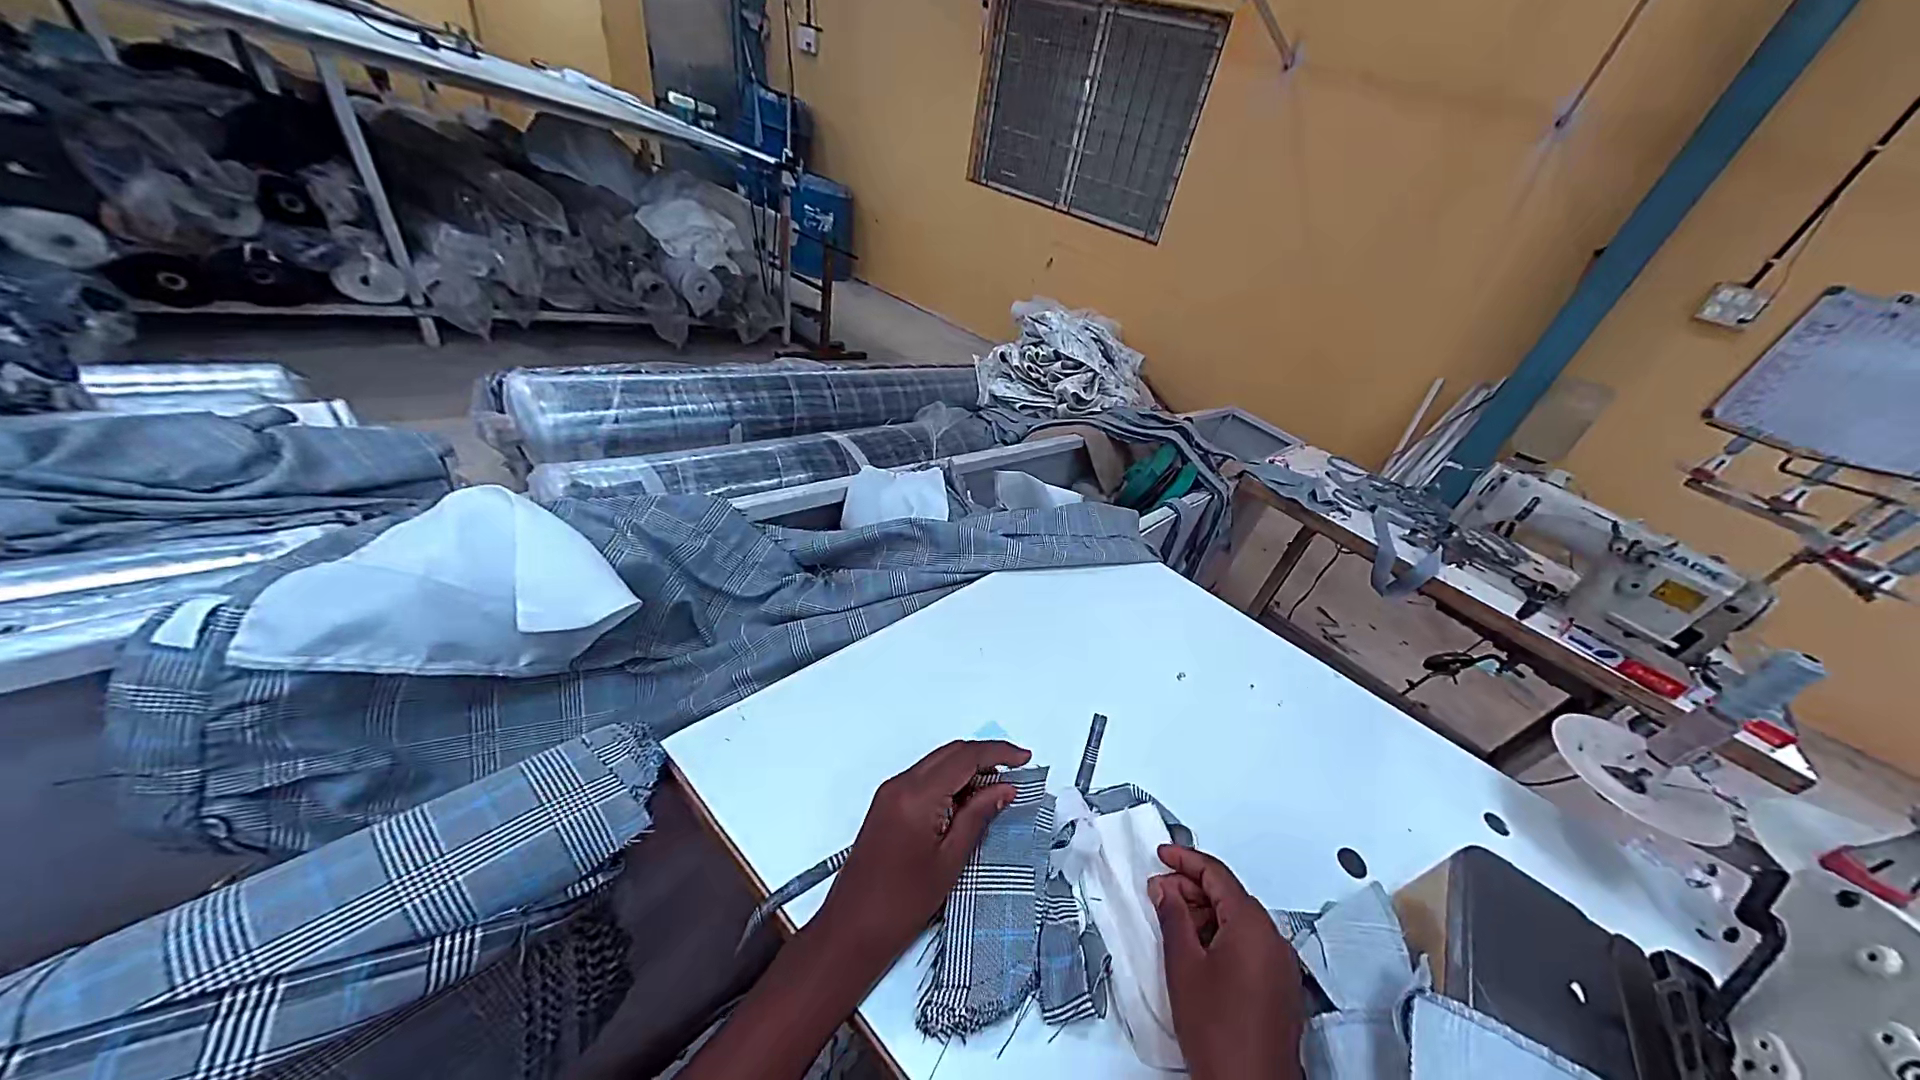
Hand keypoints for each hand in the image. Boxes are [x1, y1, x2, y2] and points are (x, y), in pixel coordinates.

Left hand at [812, 739, 1031, 968]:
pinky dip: (949, 781)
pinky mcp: (885, 804)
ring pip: (937, 763)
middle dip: (985, 756)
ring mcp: (889, 792)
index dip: (998, 752)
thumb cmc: (901, 904)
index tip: (1024, 758)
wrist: (851, 929)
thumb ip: (978, 816)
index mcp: (916, 796)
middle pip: (950, 752)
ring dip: (967, 768)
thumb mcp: (950, 860)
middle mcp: (899, 784)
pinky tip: (967, 801)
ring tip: (997, 790)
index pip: (964, 757)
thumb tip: (1004, 789)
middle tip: (1015, 774)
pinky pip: (924, 778)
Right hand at [1149, 844, 1304, 1079]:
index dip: (1185, 859)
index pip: (1216, 873)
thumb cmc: (1221, 1036)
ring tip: (1172, 921)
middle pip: (1229, 894)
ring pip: (1238, 919)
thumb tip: (1165, 890)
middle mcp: (1273, 939)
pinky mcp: (1280, 986)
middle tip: (1160, 892)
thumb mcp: (1182, 964)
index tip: (1164, 855)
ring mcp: (1280, 964)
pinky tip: (1196, 948)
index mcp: (1251, 926)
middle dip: (1191, 888)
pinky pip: (1249, 943)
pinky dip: (1221, 935)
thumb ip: (1172, 916)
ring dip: (1205, 912)